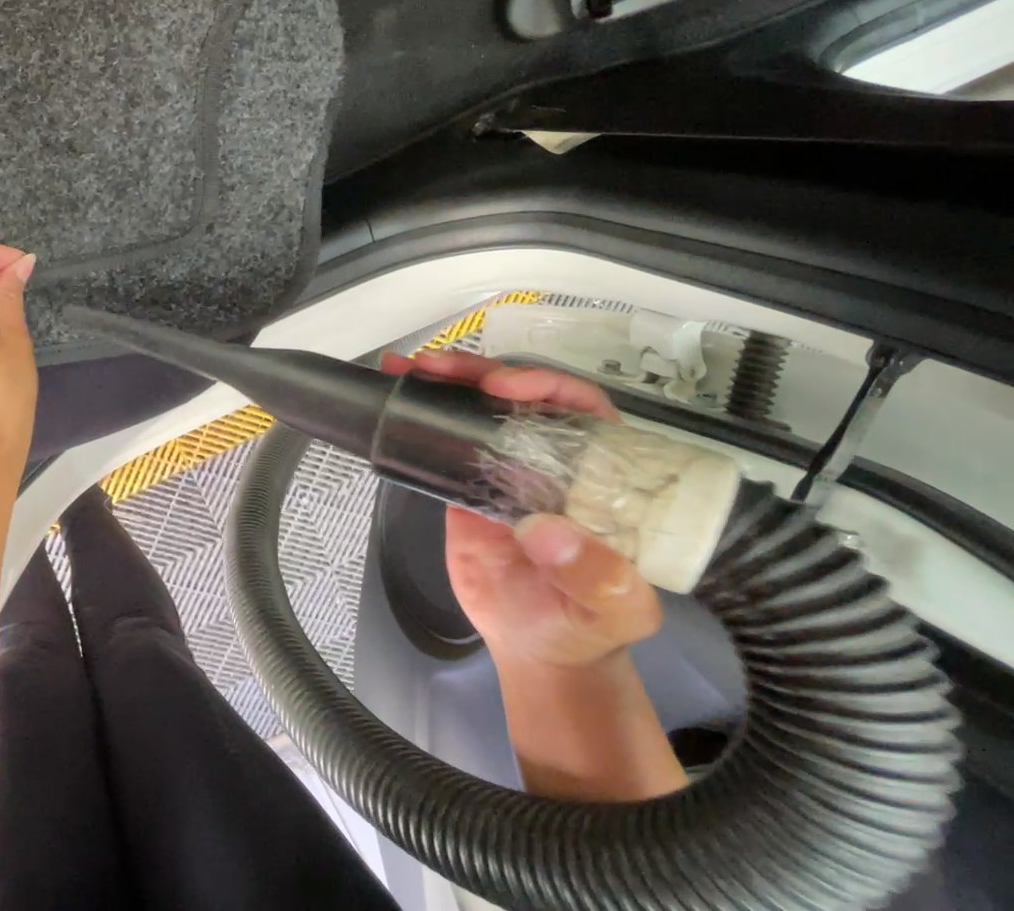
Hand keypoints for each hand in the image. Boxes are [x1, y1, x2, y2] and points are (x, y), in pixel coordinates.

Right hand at [381, 349, 663, 669]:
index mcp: (600, 475)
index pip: (582, 411)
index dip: (546, 388)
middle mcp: (554, 462)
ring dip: (448, 384)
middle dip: (481, 373)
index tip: (506, 387)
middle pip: (521, 399)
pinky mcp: (464, 488)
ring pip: (479, 413)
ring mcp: (504, 472)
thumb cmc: (587, 626)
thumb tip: (545, 527)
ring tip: (409, 366)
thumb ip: (595, 574)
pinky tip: (400, 396)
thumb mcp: (613, 608)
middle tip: (438, 366)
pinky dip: (422, 420)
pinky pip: (444, 445)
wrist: (532, 648)